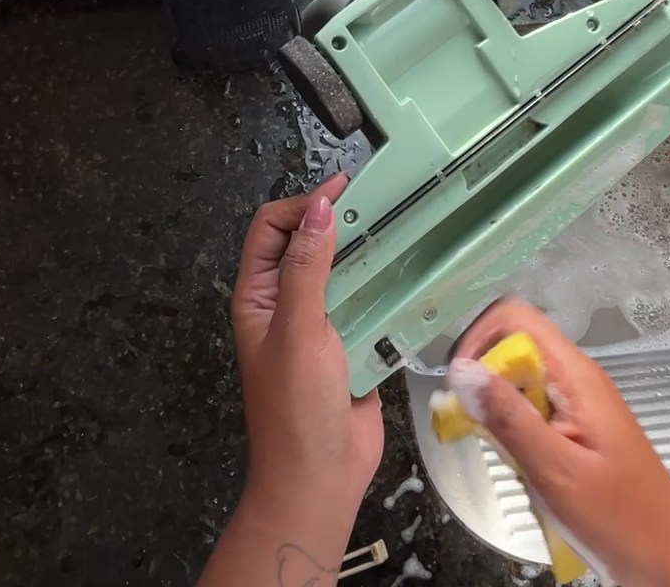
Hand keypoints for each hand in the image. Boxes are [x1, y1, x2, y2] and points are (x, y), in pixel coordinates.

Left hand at [202, 175, 381, 586]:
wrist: (321, 479)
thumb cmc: (295, 407)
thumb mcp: (298, 329)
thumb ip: (309, 267)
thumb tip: (319, 206)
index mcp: (259, 294)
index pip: (272, 228)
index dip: (302, 204)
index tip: (342, 190)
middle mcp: (287, 301)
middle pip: (310, 243)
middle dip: (339, 222)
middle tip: (381, 203)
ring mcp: (321, 322)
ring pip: (343, 271)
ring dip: (367, 253)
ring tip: (400, 230)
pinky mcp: (351, 340)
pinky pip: (367, 301)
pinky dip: (384, 287)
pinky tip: (410, 274)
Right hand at [453, 299, 669, 586]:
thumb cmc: (619, 519)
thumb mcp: (555, 469)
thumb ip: (507, 417)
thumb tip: (460, 371)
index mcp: (576, 375)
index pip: (515, 318)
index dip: (479, 337)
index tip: (460, 383)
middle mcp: (577, 377)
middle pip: (514, 345)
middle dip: (483, 375)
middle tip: (466, 419)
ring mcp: (579, 401)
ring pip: (521, 377)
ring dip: (496, 404)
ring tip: (490, 444)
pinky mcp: (578, 425)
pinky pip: (533, 404)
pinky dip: (513, 424)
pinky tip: (515, 459)